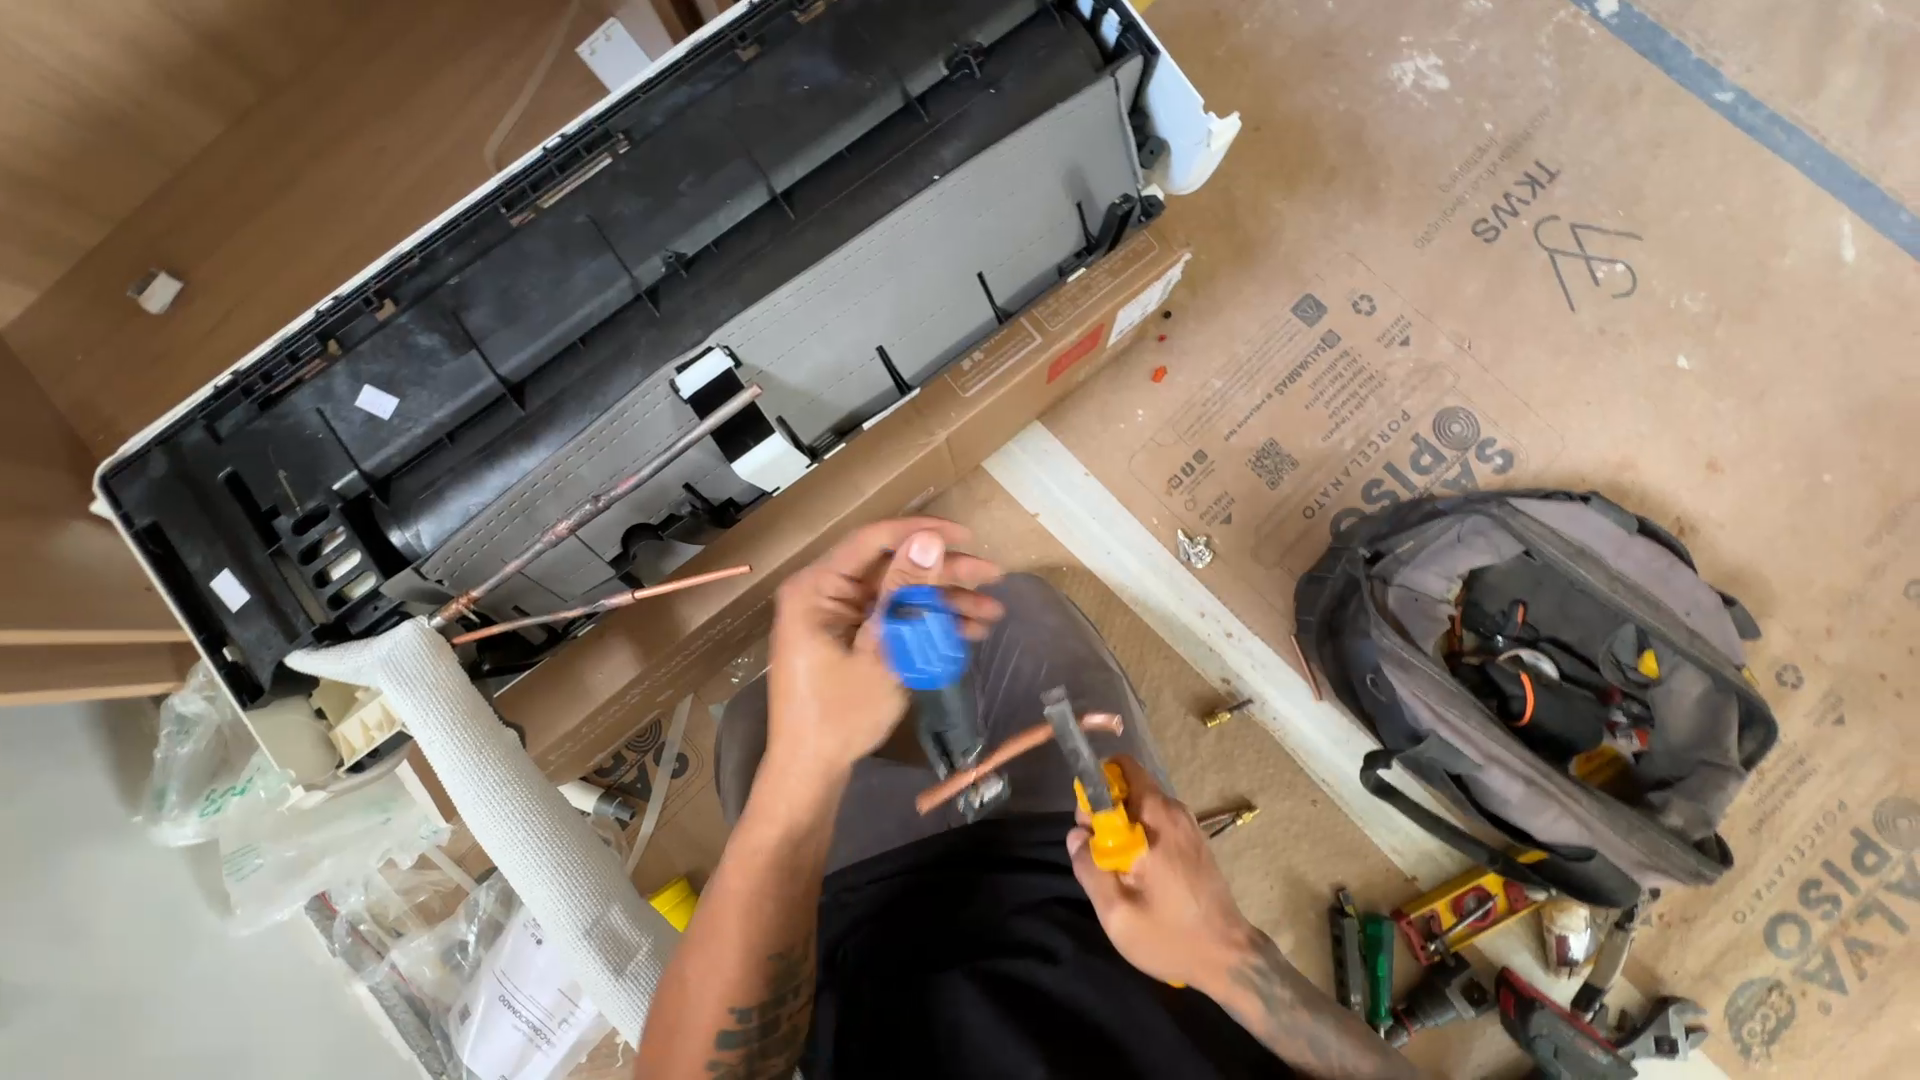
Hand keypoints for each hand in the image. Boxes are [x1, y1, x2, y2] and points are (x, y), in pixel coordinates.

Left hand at [764, 517, 1003, 779]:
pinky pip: (894, 617)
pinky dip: (927, 623)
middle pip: (893, 567)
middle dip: (945, 574)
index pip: (875, 540)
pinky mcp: (851, 637)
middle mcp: (825, 592)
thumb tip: (929, 539)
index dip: (924, 533)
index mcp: (816, 586)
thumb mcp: (880, 649)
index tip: (968, 538)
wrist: (812, 770)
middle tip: (995, 578)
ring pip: (900, 593)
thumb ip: (904, 591)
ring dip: (945, 602)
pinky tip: (969, 632)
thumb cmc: (839, 713)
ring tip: (992, 614)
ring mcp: (838, 615)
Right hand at [1067, 755, 1262, 990]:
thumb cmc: (1171, 937)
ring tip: (1118, 867)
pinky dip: (1139, 833)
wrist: (1229, 958)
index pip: (1118, 770)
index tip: (1089, 830)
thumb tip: (1076, 835)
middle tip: (1100, 853)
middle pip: (1128, 784)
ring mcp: (1187, 823)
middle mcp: (1173, 810)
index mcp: (1156, 818)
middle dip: (1105, 809)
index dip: (1094, 794)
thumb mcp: (1117, 914)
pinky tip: (1139, 871)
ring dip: (1121, 824)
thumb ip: (1090, 869)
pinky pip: (1155, 819)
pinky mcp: (1193, 838)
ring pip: (1140, 802)